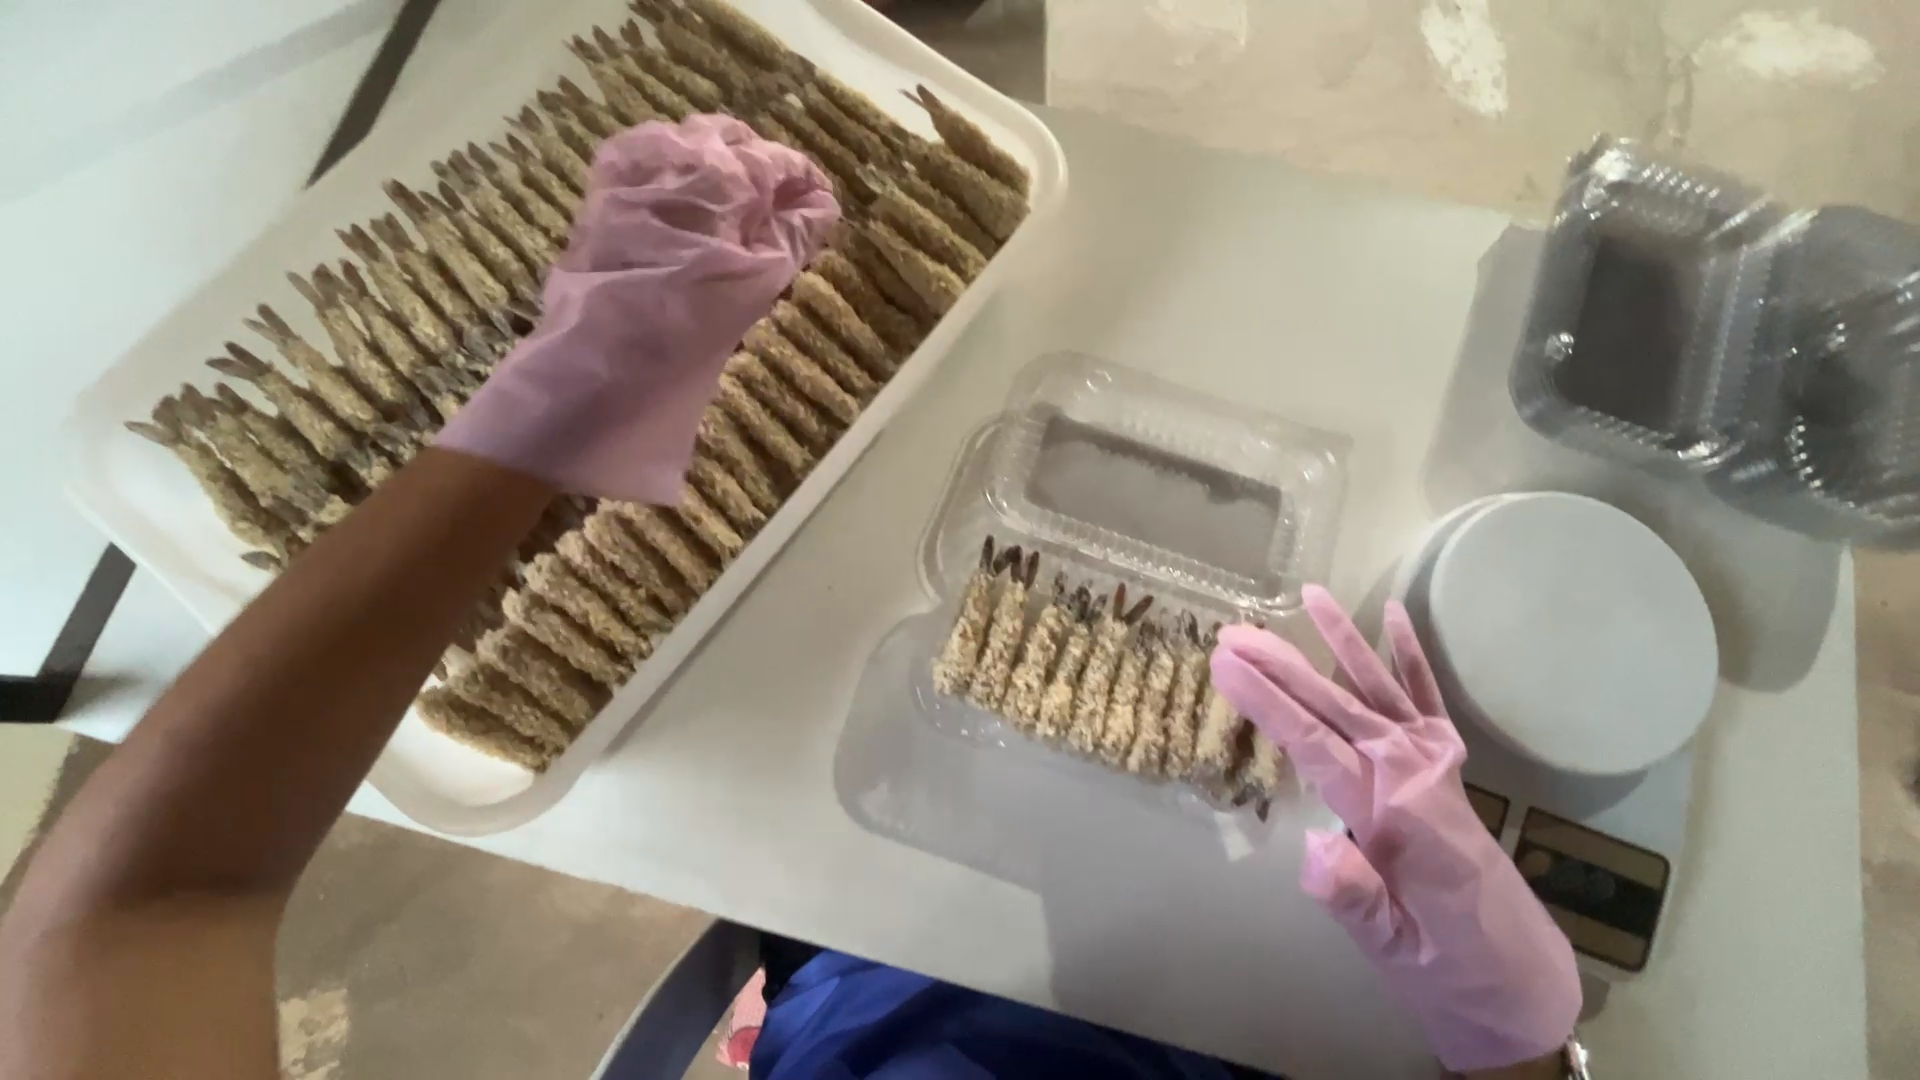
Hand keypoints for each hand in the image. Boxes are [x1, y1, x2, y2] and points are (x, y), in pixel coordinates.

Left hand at [439, 114, 838, 500]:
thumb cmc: (696, 314)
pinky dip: (675, 171)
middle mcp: (681, 149)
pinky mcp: (606, 185)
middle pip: (734, 141)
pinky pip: (648, 156)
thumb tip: (825, 205)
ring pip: (690, 142)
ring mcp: (637, 162)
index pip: (781, 160)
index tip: (821, 207)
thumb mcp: (761, 279)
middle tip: (777, 210)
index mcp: (728, 170)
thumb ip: (796, 234)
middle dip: (761, 167)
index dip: (807, 183)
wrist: (607, 345)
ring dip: (718, 165)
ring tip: (733, 210)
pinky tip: (683, 205)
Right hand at [1208, 586, 1580, 1073]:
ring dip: (1343, 644)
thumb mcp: (1394, 950)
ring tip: (1311, 594)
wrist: (1521, 984)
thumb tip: (1310, 849)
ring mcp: (1435, 767)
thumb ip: (1355, 899)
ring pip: (1381, 692)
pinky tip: (1395, 617)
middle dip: (1283, 667)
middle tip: (1232, 633)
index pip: (1317, 746)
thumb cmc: (1446, 970)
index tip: (1224, 664)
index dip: (1268, 702)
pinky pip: (1428, 702)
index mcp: (1395, 817)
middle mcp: (1416, 777)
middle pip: (1339, 708)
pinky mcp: (1446, 768)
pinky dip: (1411, 659)